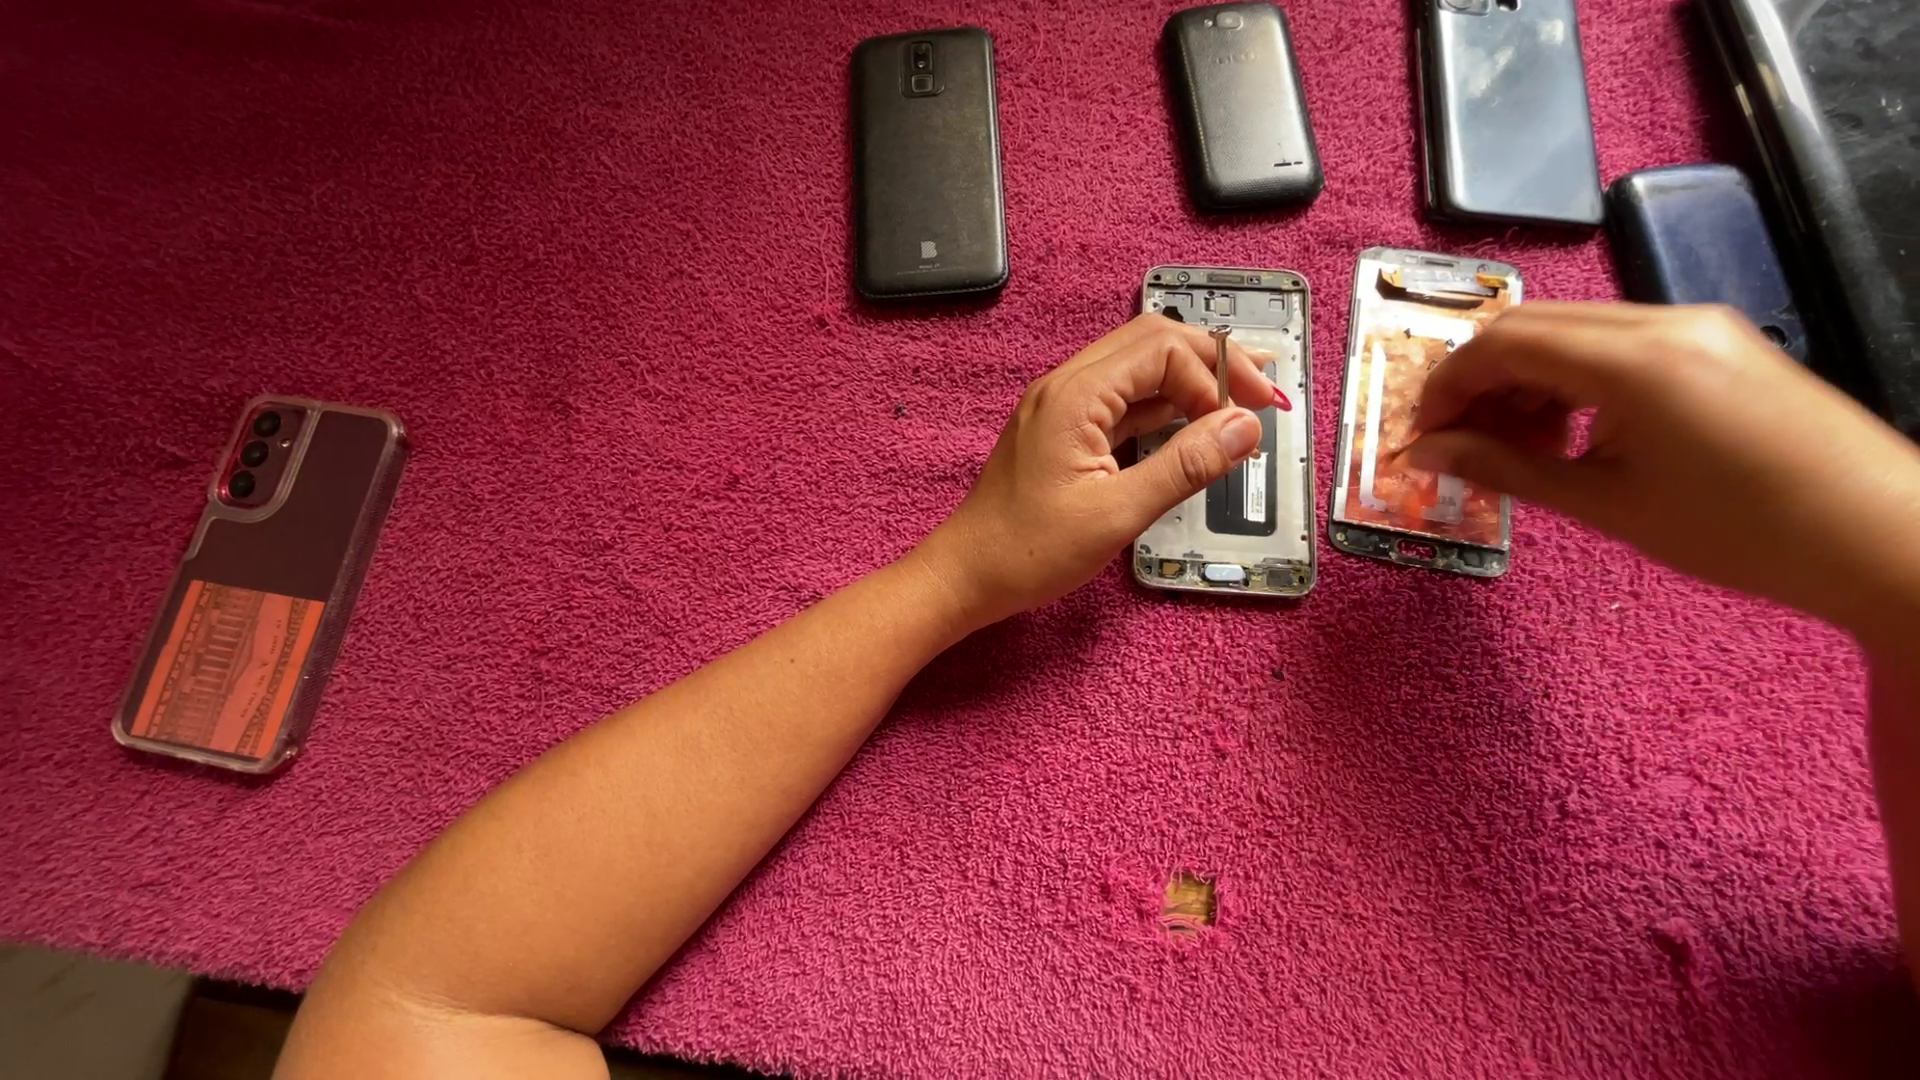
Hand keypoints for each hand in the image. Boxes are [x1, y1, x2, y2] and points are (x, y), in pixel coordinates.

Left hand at [917, 313, 1279, 629]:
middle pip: (1151, 344)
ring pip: (1136, 371)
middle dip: (1211, 362)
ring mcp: (1061, 408)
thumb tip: (1245, 427)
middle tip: (1263, 392)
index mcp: (1075, 395)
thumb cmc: (1028, 552)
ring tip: (1240, 403)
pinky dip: (1160, 409)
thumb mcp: (1116, 514)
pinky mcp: (1062, 432)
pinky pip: (1120, 404)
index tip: (1251, 417)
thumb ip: (1184, 466)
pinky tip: (1191, 426)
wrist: (966, 576)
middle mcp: (1065, 387)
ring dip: (1188, 382)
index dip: (1216, 373)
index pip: (1162, 348)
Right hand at [1402, 302, 1919, 644]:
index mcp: (1638, 361)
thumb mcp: (1604, 504)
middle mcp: (1666, 322)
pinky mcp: (1713, 343)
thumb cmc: (1741, 532)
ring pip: (1567, 331)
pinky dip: (1564, 379)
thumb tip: (1426, 452)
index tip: (1423, 435)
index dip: (1447, 385)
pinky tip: (1564, 430)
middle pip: (1529, 325)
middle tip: (1455, 440)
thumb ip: (1504, 468)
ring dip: (1518, 380)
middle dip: (1475, 380)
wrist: (1888, 539)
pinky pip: (1610, 343)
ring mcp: (1695, 327)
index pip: (1504, 342)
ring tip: (1510, 444)